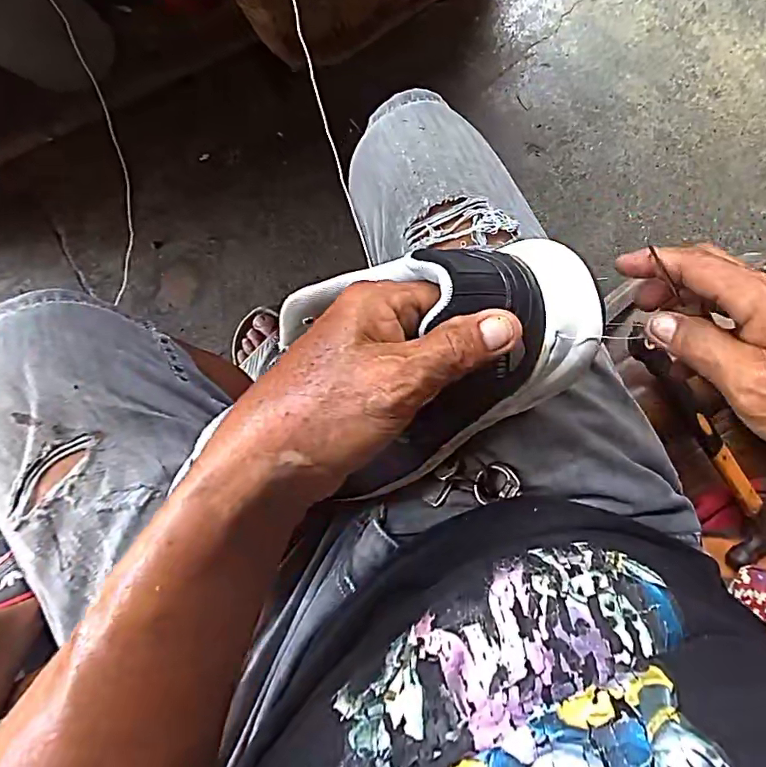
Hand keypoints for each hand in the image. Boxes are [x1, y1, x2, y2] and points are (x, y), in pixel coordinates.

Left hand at [201, 281, 519, 499]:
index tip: (497, 345)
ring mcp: (362, 354)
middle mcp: (366, 320)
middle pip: (437, 325)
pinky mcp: (361, 384)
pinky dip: (419, 395)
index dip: (475, 319)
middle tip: (463, 380)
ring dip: (437, 378)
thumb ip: (457, 348)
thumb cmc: (311, 418)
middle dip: (455, 354)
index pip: (447, 293)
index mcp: (374, 300)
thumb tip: (501, 325)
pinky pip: (405, 379)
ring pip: (423, 356)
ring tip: (433, 400)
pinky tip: (417, 413)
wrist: (264, 472)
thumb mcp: (402, 378)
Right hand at [614, 245, 765, 469]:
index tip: (627, 265)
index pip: (697, 264)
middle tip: (639, 297)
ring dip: (687, 297)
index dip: (656, 262)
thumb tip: (662, 323)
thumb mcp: (748, 382)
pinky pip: (737, 308)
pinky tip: (697, 338)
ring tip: (661, 320)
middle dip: (668, 276)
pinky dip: (708, 314)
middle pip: (709, 267)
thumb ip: (699, 345)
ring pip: (722, 287)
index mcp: (762, 298)